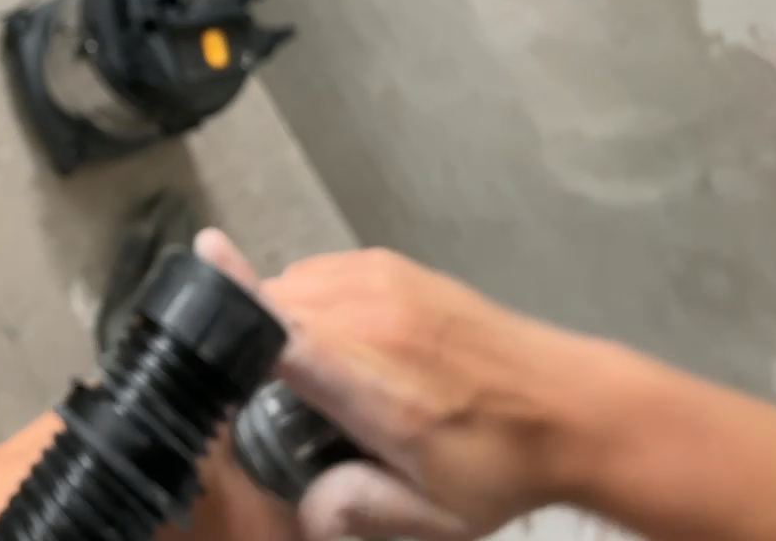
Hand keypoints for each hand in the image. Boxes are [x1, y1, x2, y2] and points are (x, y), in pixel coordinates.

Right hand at [196, 230, 596, 540]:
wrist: (573, 405)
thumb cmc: (498, 464)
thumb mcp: (436, 515)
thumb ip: (357, 509)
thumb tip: (299, 506)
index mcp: (366, 381)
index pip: (277, 323)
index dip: (232, 291)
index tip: (202, 260)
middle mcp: (362, 316)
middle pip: (270, 307)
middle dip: (261, 340)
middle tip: (294, 386)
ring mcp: (373, 279)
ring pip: (290, 285)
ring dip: (287, 317)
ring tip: (327, 360)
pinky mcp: (383, 261)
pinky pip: (316, 271)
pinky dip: (312, 297)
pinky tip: (346, 330)